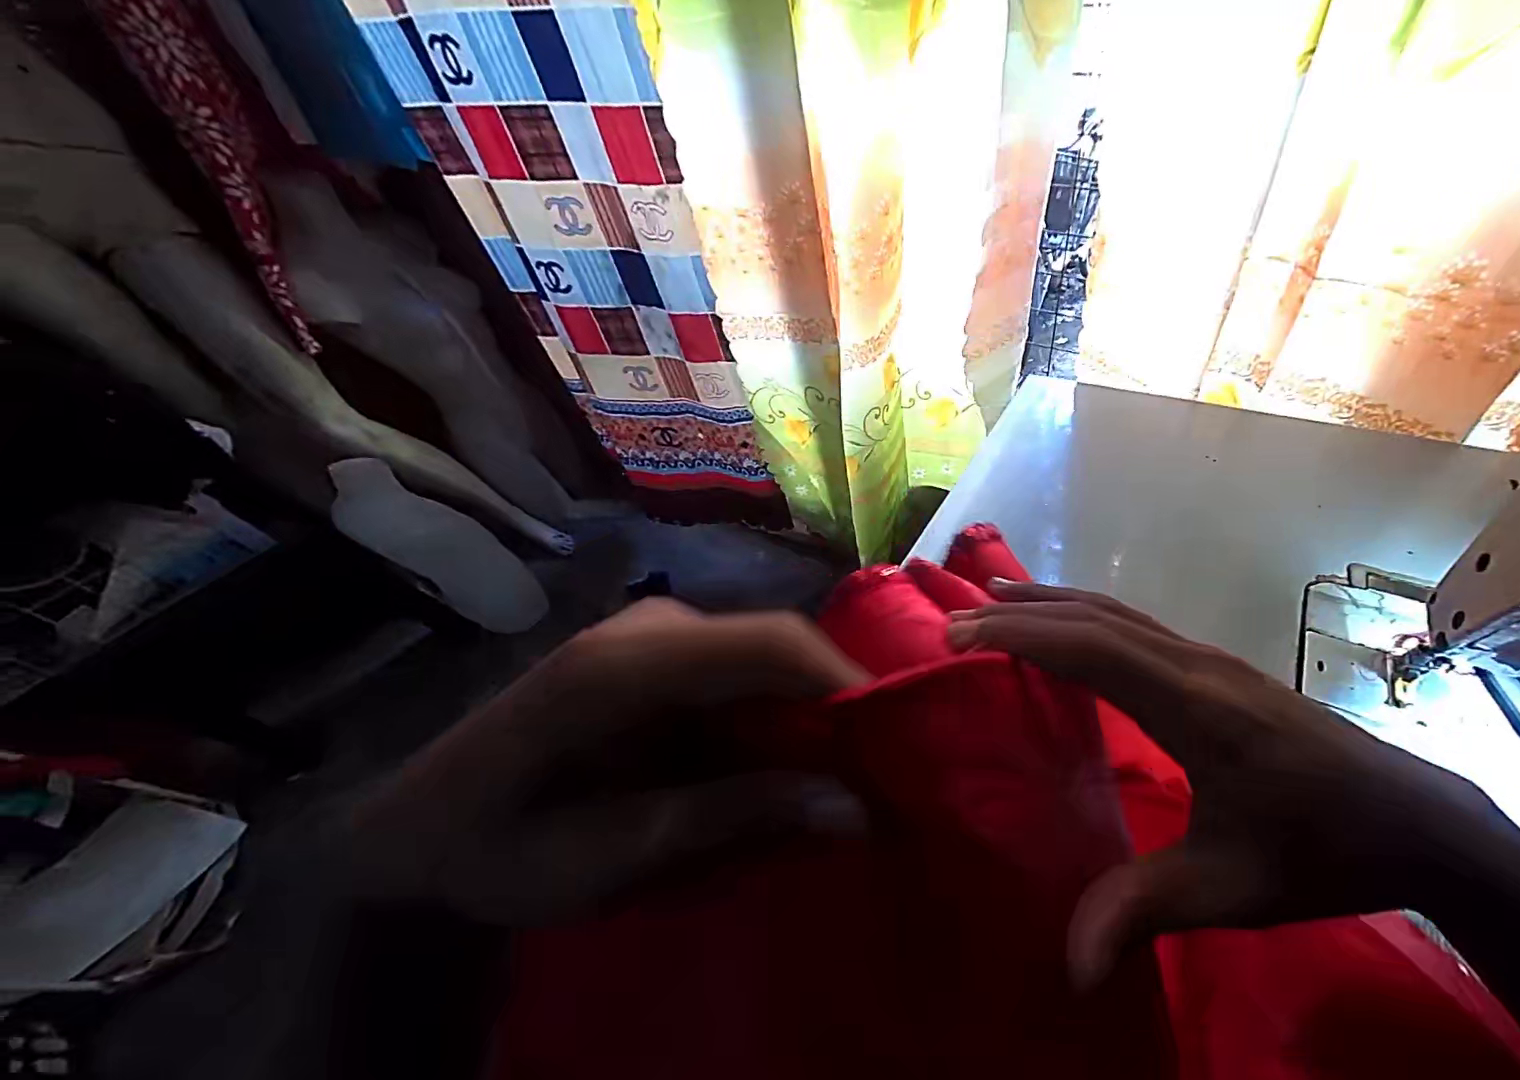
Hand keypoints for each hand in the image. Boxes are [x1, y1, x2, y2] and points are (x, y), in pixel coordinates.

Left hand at [351, 598, 869, 924]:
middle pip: (776, 644)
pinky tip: (787, 751)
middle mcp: (652, 627)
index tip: (896, 735)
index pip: (767, 644)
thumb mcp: (605, 857)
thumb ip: (729, 818)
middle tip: (881, 762)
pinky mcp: (664, 648)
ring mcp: (658, 630)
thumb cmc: (492, 848)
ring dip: (810, 707)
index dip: (841, 678)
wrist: (413, 818)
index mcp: (626, 666)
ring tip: (844, 763)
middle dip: (836, 701)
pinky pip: (744, 667)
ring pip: (766, 654)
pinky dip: (779, 708)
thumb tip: (851, 808)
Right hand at [948, 582, 1510, 985]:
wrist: (1416, 819)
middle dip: (1021, 612)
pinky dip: (1085, 616)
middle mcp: (1193, 663)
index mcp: (1190, 703)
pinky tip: (1070, 630)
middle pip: (1093, 617)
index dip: (1018, 634)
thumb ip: (1143, 911)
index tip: (958, 634)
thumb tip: (1070, 969)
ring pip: (1115, 612)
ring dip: (1052, 602)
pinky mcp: (1217, 667)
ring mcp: (1207, 658)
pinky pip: (1134, 626)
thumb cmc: (1322, 848)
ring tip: (997, 598)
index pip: (1087, 647)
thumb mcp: (1229, 888)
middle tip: (958, 620)